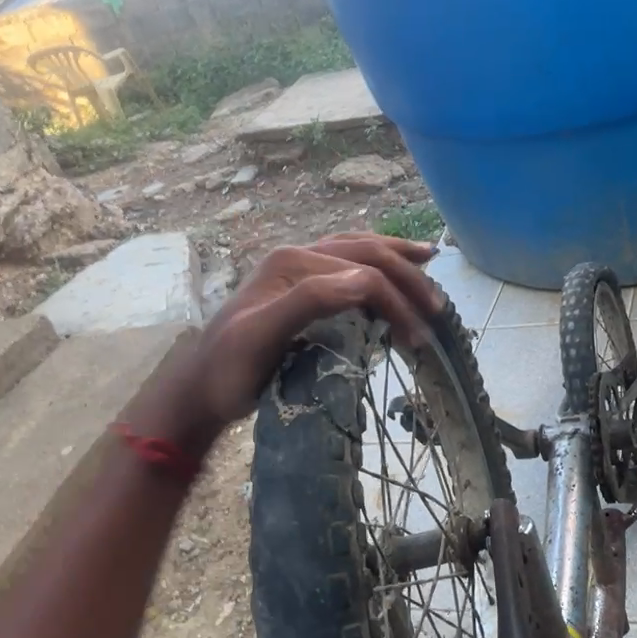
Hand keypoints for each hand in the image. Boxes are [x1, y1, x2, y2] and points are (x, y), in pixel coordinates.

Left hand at [132, 233, 441, 448]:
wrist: (199, 389)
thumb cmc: (230, 372)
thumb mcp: (261, 338)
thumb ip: (310, 301)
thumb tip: (368, 282)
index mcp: (291, 263)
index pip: (364, 273)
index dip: (398, 302)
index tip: (420, 340)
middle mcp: (296, 255)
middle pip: (367, 253)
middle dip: (407, 278)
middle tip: (437, 309)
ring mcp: (298, 265)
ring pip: (360, 247)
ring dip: (398, 258)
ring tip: (430, 262)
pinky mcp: (301, 281)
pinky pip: (349, 257)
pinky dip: (378, 257)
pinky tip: (393, 261)